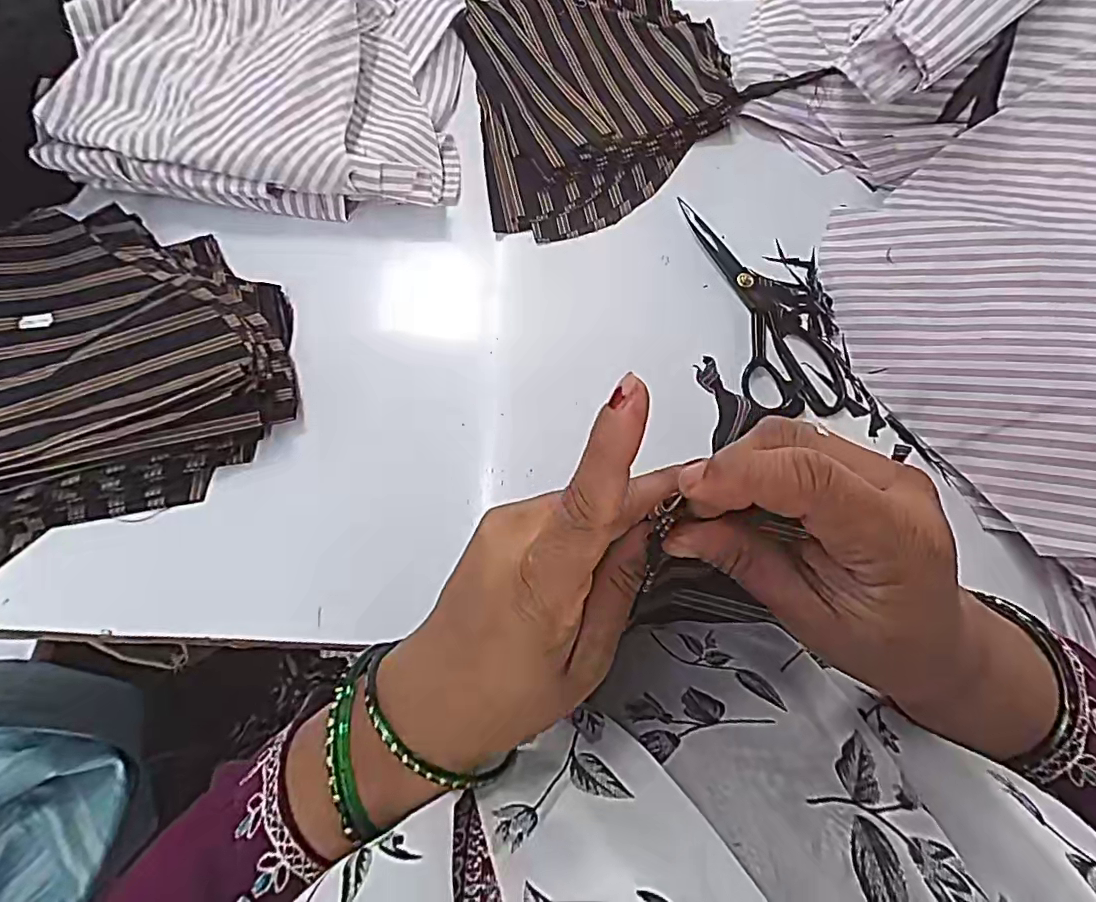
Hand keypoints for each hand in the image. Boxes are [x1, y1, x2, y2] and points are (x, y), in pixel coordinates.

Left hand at [374, 373, 680, 772]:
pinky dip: (584, 524)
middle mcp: (514, 537)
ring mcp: (501, 523)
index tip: (630, 394)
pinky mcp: (498, 519)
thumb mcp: (585, 662)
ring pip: (584, 501)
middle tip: (668, 540)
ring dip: (611, 521)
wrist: (427, 701)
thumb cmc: (497, 695)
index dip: (613, 443)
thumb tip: (650, 530)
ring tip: (599, 583)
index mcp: (541, 583)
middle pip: (602, 498)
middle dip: (642, 507)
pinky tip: (577, 567)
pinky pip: (562, 506)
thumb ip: (620, 585)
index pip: (588, 501)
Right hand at [664, 417, 1057, 759]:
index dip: (740, 474)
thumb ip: (749, 563)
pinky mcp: (865, 464)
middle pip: (795, 441)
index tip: (692, 491)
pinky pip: (799, 445)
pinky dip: (760, 466)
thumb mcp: (811, 618)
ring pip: (792, 434)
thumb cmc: (894, 643)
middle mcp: (896, 488)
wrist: (938, 639)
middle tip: (695, 506)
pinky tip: (747, 498)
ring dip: (742, 464)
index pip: (810, 476)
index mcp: (895, 535)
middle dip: (731, 467)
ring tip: (718, 507)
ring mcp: (883, 469)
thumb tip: (690, 530)